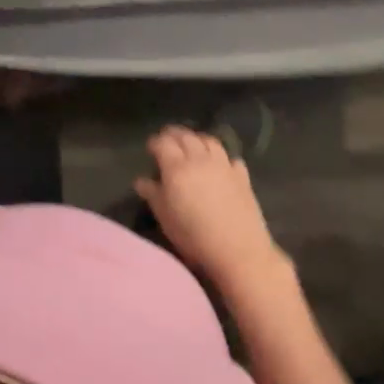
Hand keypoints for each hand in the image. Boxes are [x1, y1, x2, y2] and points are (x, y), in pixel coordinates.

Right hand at [135, 126, 287, 279]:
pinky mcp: (242, 176)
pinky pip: (230, 158)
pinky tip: (220, 165)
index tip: (150, 147)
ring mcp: (224, 165)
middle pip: (187, 137)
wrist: (237, 248)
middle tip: (167, 139)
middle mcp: (201, 160)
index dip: (155, 143)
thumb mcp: (165, 218)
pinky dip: (222, 157)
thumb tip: (141, 180)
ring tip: (193, 144)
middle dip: (175, 135)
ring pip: (210, 141)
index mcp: (177, 168)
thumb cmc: (193, 236)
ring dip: (198, 139)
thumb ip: (153, 195)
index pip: (164, 144)